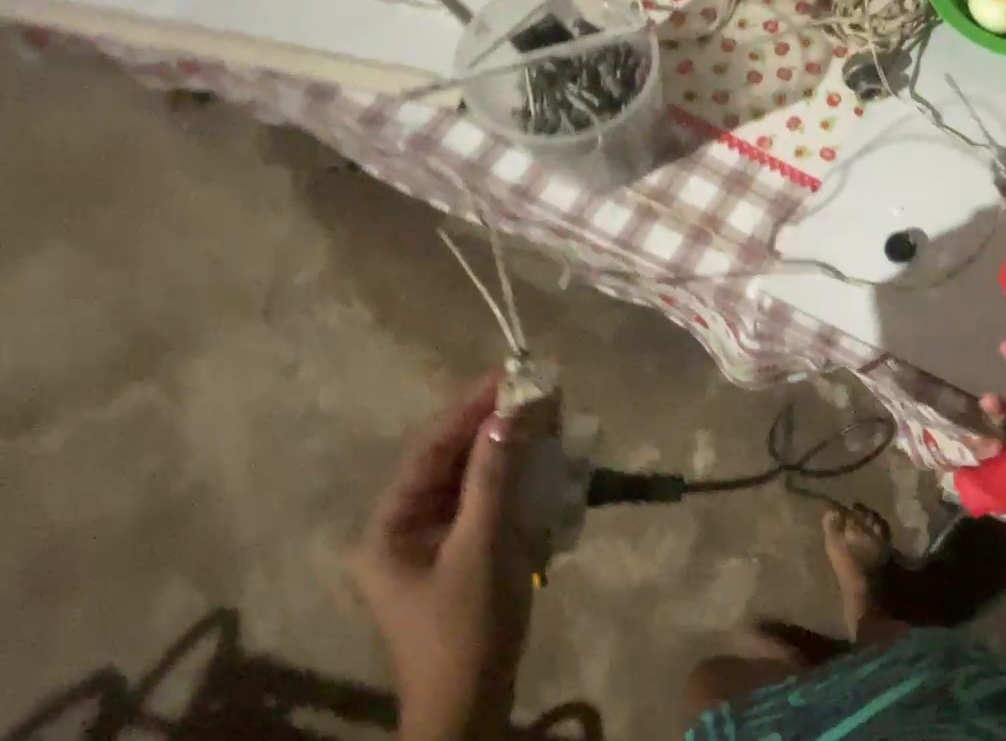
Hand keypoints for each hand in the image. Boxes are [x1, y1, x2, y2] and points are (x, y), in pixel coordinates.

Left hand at [349, 375, 539, 740]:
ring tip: (547, 414)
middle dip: (494, 424)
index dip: (470, 407)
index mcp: (389, 525)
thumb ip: (495, 478)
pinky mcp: (459, 554)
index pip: (431, 449)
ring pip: (470, 478)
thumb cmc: (468, 626)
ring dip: (508, 448)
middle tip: (537, 389)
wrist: (471, 703)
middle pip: (449, 460)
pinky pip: (485, 501)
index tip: (509, 372)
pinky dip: (513, 478)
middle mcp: (402, 527)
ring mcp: (431, 542)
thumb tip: (510, 415)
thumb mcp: (484, 546)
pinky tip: (542, 460)